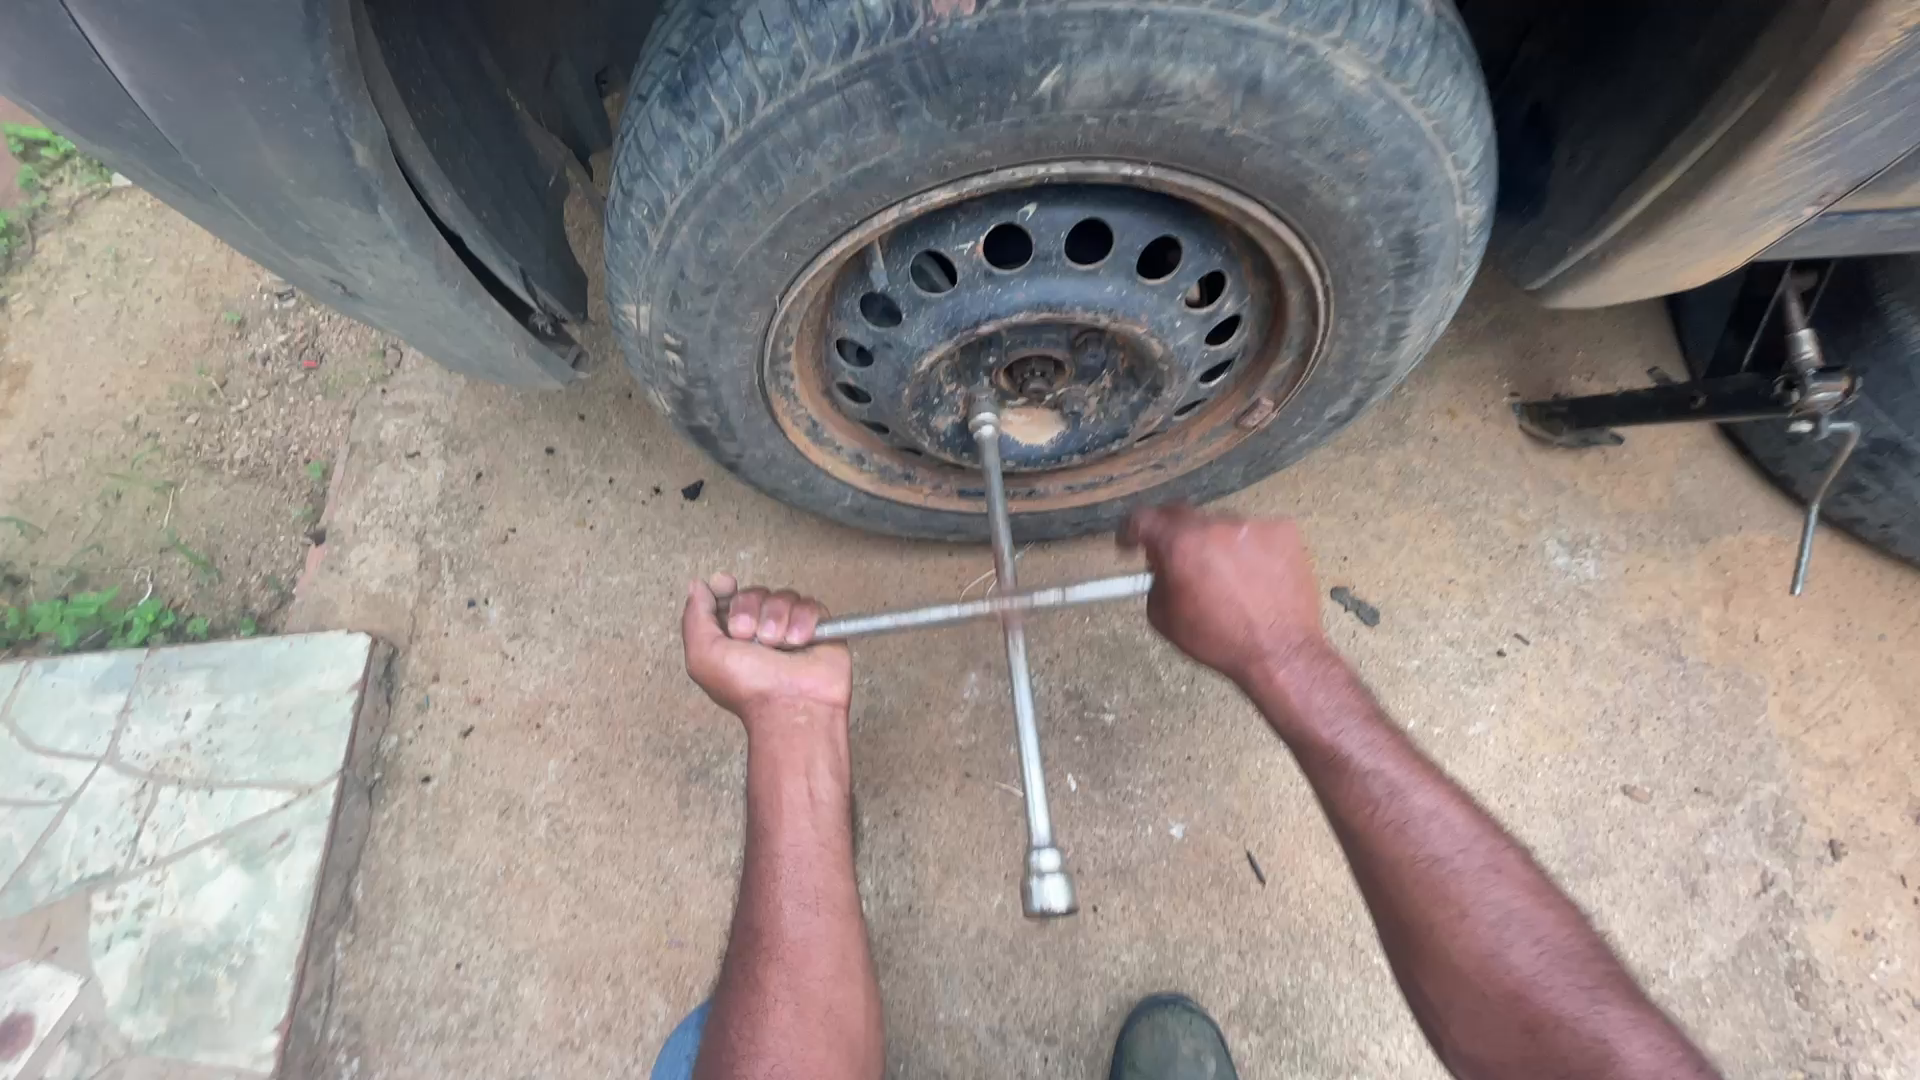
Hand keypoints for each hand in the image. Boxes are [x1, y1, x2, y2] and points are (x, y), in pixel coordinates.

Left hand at [682, 573, 852, 731]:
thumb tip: (698, 587)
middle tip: (752, 636)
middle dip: (751, 610)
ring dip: (778, 618)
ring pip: (783, 596)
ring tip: (778, 643)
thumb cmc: (750, 689)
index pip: (728, 597)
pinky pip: (810, 604)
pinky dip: (804, 621)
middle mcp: (761, 631)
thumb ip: (695, 618)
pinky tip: (800, 641)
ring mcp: (790, 628)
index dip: (725, 588)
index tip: (725, 585)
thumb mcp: (704, 656)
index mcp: (731, 638)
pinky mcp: (818, 628)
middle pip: (755, 592)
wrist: (792, 703)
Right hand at [1119, 504, 1328, 689]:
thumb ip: (1155, 582)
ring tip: (1226, 579)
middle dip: (1175, 537)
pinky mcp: (1283, 530)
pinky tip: (1254, 577)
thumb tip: (1160, 567)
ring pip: (1220, 526)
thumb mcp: (1164, 618)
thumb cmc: (1220, 640)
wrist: (1280, 652)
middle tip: (1181, 563)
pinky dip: (1247, 550)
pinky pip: (1253, 533)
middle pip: (1182, 516)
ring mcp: (1252, 525)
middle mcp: (1214, 525)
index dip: (1132, 529)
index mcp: (1180, 545)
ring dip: (1214, 544)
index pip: (1143, 517)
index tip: (1134, 540)